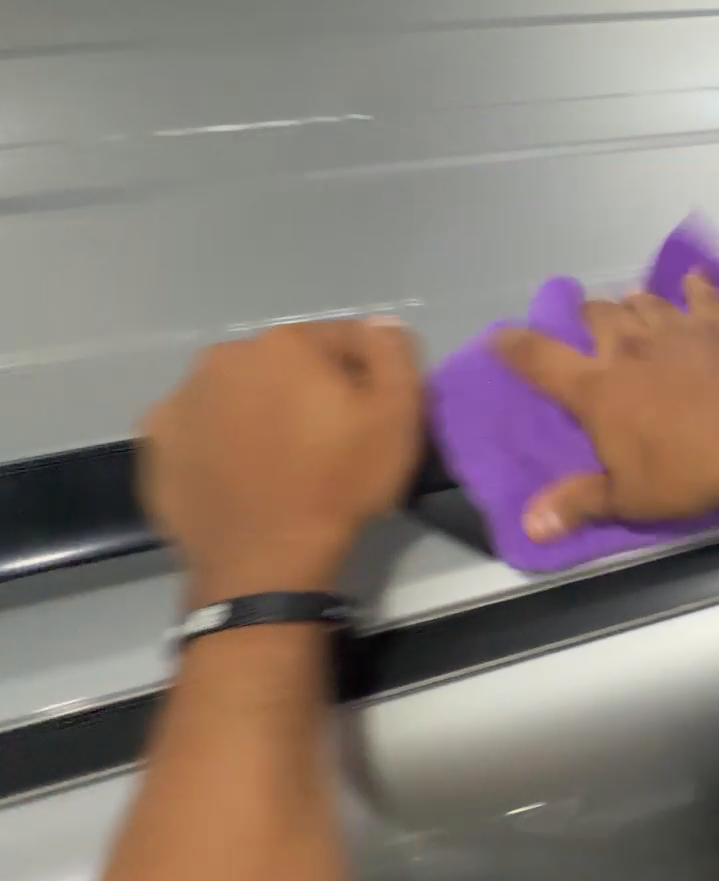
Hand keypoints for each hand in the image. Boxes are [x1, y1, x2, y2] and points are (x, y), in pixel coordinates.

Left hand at [139, 320, 423, 603]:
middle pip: (292, 361)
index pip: (348, 337)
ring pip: (247, 390)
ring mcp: (180, 402)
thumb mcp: (400, 412)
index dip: (374, 372)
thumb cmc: (343, 478)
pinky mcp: (156, 444)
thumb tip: (383, 324)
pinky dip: (232, 436)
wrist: (267, 556)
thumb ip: (394, 353)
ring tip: (294, 454)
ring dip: (272, 408)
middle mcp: (223, 359)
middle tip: (340, 433)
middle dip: (318, 385)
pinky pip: (209, 424)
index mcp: (285, 345)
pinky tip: (253, 468)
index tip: (381, 411)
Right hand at [493, 274, 718, 539]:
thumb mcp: (630, 497)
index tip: (502, 337)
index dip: (515, 344)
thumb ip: (578, 503)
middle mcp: (630, 346)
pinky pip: (703, 295)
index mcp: (597, 387)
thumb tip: (530, 525)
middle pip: (595, 314)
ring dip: (633, 305)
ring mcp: (677, 330)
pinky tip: (694, 280)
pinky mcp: (718, 326)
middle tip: (590, 333)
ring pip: (643, 300)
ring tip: (632, 313)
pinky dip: (695, 287)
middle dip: (586, 320)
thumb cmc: (690, 470)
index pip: (539, 357)